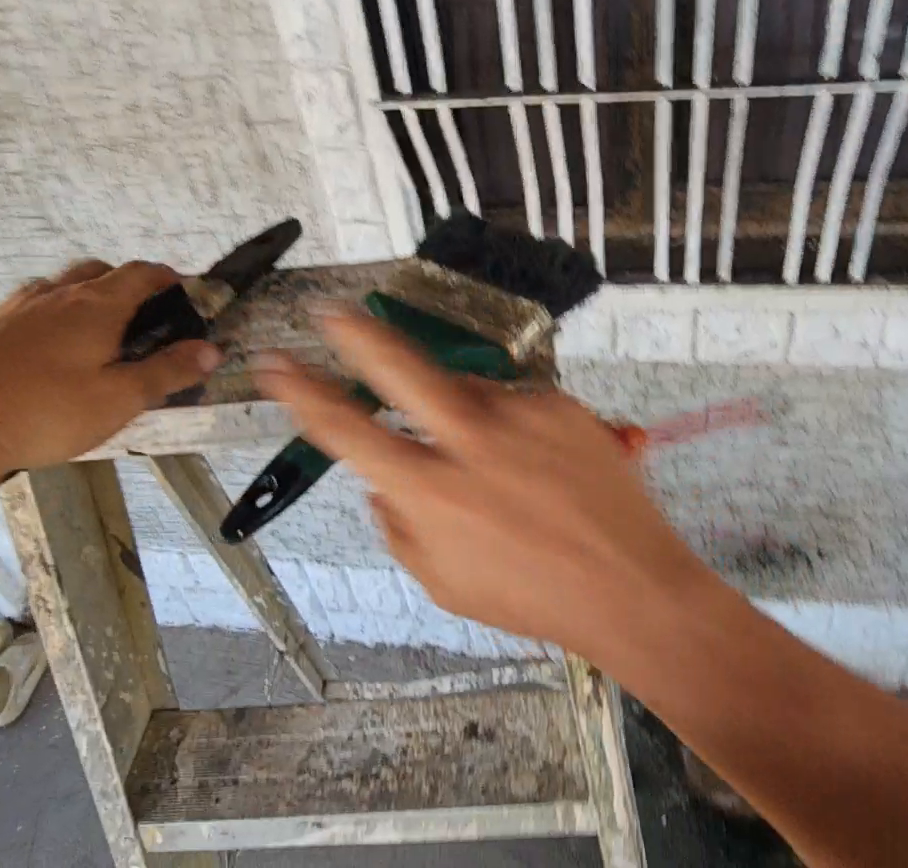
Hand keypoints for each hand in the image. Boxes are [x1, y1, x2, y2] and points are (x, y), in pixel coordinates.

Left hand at [0, 260, 222, 487]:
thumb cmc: (42, 413)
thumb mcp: (119, 400)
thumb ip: (167, 372)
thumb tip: (212, 349)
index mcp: (94, 305)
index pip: (141, 273)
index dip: (169, 278)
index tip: (187, 292)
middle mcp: (53, 295)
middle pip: (98, 272)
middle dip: (126, 285)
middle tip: (143, 319)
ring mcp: (10, 309)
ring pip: (58, 290)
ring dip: (84, 302)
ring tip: (95, 341)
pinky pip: (27, 312)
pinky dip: (49, 323)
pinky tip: (45, 361)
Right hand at [254, 310, 720, 658]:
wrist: (630, 585)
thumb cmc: (531, 597)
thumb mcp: (446, 583)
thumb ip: (401, 529)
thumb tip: (380, 485)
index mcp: (430, 492)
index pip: (347, 431)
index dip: (303, 393)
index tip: (277, 364)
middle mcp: (470, 440)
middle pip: (399, 367)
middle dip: (356, 334)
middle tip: (330, 311)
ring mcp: (520, 414)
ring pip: (466, 391)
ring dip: (461, 413)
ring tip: (497, 461)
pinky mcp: (560, 404)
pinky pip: (515, 403)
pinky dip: (511, 426)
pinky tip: (536, 463)